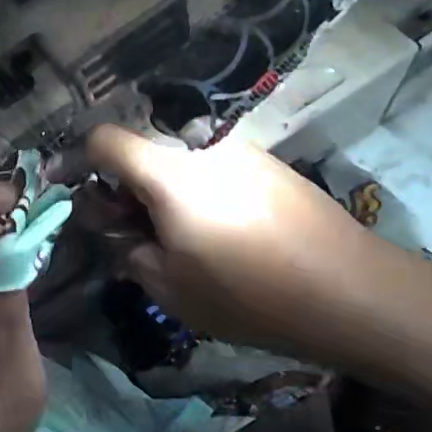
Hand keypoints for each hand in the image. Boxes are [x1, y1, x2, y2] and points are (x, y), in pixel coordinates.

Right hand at [83, 124, 407, 364]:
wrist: (348, 289)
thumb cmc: (247, 293)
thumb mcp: (170, 288)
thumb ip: (130, 252)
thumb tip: (123, 234)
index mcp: (170, 171)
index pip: (106, 139)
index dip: (83, 164)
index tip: (87, 200)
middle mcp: (204, 148)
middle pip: (147, 152)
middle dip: (131, 189)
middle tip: (143, 235)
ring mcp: (244, 152)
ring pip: (185, 163)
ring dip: (172, 194)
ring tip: (193, 242)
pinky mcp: (273, 166)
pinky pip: (220, 170)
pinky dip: (207, 194)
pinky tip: (232, 236)